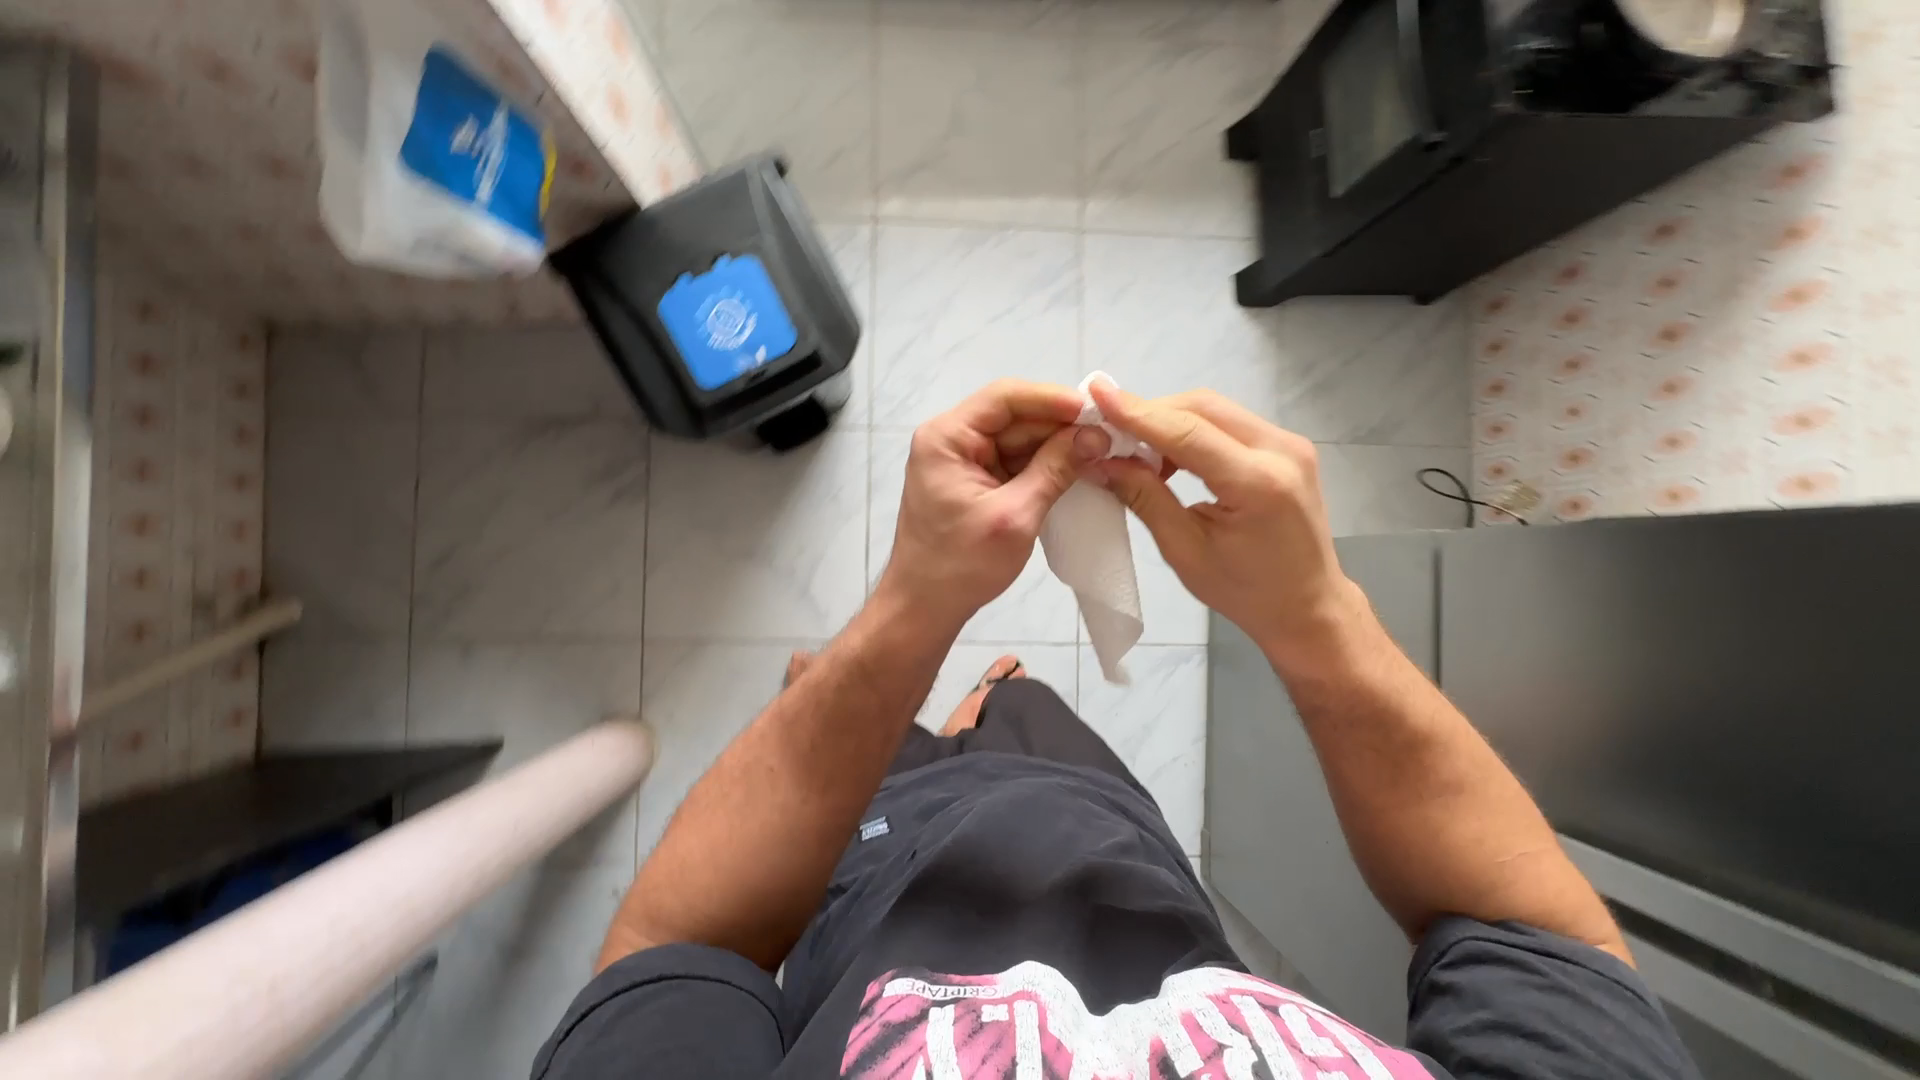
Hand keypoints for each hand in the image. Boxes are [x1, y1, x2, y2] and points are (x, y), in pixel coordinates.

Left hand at [877, 379, 1107, 631]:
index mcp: (947, 438)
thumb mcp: (1014, 516)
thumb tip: (1096, 435)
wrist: (924, 607)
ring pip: (1019, 439)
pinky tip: (1077, 468)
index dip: (1052, 399)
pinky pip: (1014, 462)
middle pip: (1014, 417)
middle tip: (1109, 435)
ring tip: (1102, 450)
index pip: (1004, 398)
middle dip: (1060, 425)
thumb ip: (1055, 470)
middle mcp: (951, 439)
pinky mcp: (975, 482)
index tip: (1094, 410)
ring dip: (1057, 446)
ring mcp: (962, 461)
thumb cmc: (961, 566)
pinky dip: (1044, 466)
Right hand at [1086, 381, 1358, 664]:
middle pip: (1202, 407)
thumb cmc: (1245, 592)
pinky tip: (1168, 455)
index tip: (1096, 394)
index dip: (1137, 412)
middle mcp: (1280, 451)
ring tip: (1134, 449)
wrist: (1308, 605)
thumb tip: (1101, 461)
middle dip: (1150, 413)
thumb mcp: (1184, 551)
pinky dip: (1192, 430)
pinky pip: (1229, 422)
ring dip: (1169, 420)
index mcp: (1257, 483)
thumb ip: (1145, 498)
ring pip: (1215, 409)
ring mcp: (1289, 444)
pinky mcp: (1287, 446)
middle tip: (1108, 431)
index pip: (1186, 431)